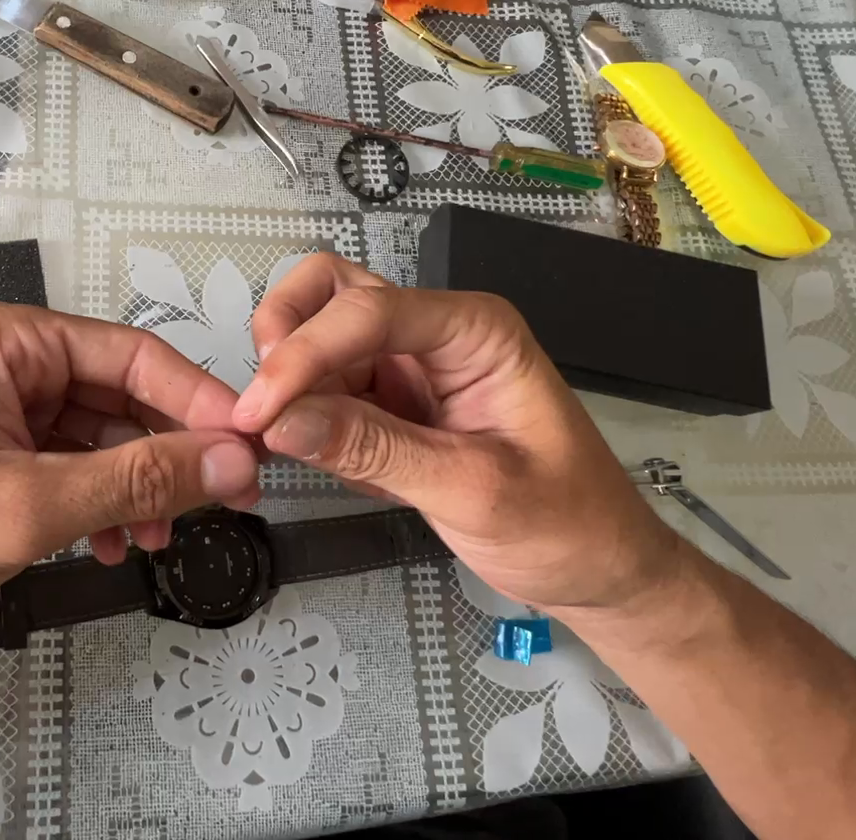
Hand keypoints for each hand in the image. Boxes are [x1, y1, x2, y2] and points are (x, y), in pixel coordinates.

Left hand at [0, 303, 261, 643]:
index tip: (251, 447)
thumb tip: (232, 461)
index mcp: (13, 342)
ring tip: (160, 538)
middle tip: (225, 500)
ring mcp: (6, 410)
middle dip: (170, 452)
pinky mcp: (0, 453)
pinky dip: (102, 503)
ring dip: (138, 486)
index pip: (132, 356)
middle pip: (122, 396)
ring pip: (103, 437)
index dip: (198, 400)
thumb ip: (136, 480)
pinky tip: (113, 544)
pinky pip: (74, 466)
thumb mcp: (28, 505)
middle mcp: (13, 364)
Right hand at [231, 254, 684, 615]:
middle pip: (333, 288)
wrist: (598, 567)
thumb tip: (278, 423)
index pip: (369, 313)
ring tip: (285, 438)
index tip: (257, 414)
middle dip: (286, 331)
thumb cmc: (565, 526)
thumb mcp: (472, 491)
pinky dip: (303, 410)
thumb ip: (374, 450)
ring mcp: (407, 363)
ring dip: (287, 376)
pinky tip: (323, 456)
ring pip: (318, 332)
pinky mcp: (388, 400)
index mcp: (473, 330)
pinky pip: (325, 384)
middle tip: (265, 400)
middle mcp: (433, 331)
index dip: (304, 355)